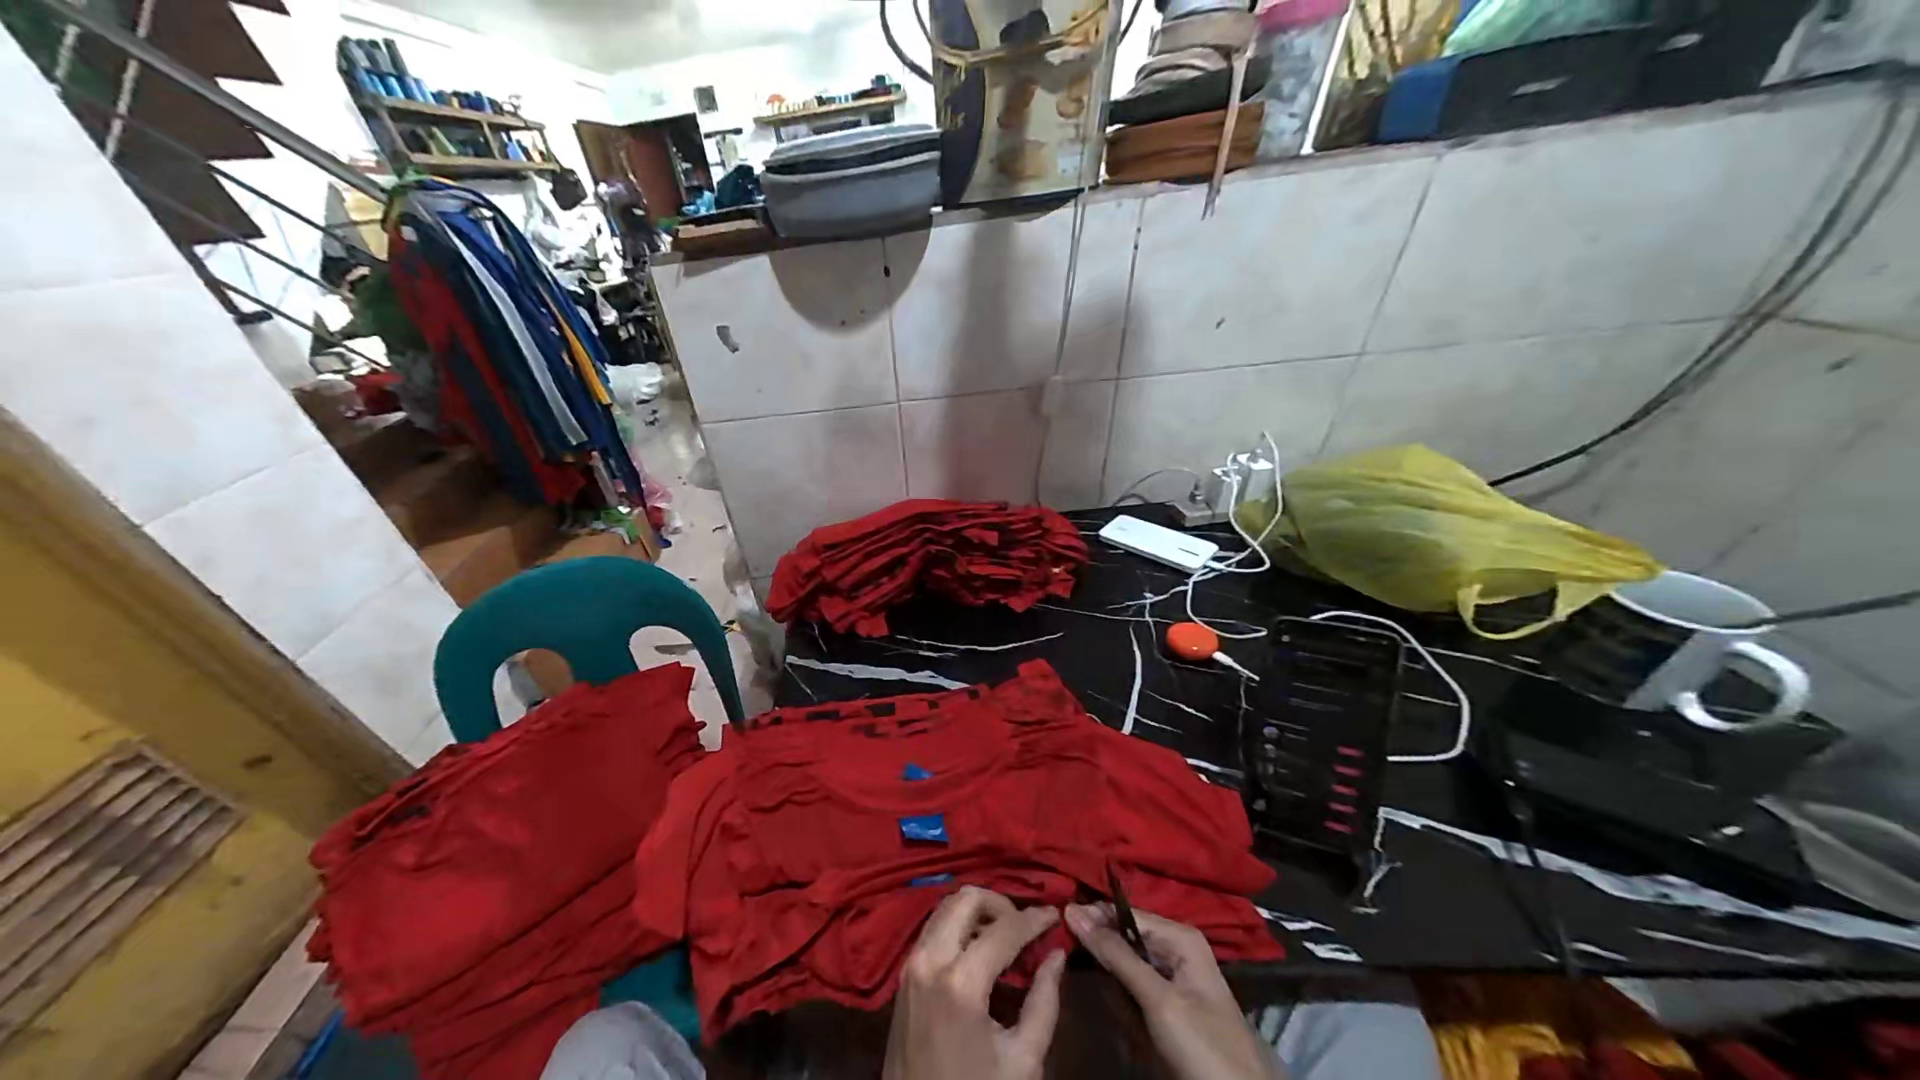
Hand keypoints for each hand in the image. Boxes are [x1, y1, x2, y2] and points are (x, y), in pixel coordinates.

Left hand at [883, 886, 1067, 1079]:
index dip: (1034, 918)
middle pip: (966, 899)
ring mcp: (910, 965)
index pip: (1004, 928)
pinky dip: (959, 925)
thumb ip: (1044, 1000)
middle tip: (1025, 927)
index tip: (1055, 915)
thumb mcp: (1022, 1059)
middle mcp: (929, 960)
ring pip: (945, 907)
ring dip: (978, 912)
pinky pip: (933, 928)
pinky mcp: (903, 975)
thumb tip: (1057, 954)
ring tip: (1006, 937)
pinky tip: (980, 949)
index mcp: (960, 982)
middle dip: (1001, 904)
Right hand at [1065, 903, 1284, 1079]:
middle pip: (1124, 936)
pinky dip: (1121, 999)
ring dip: (1109, 978)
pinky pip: (1133, 989)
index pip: (1125, 912)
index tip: (1056, 918)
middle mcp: (1175, 948)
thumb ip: (1116, 955)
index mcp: (1180, 936)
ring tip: (1092, 985)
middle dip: (1099, 946)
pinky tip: (1116, 1009)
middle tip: (1065, 951)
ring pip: (1125, 964)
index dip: (1093, 914)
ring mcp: (1171, 978)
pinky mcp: (1166, 1006)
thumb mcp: (1157, 998)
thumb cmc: (1203, 1046)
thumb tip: (1074, 911)